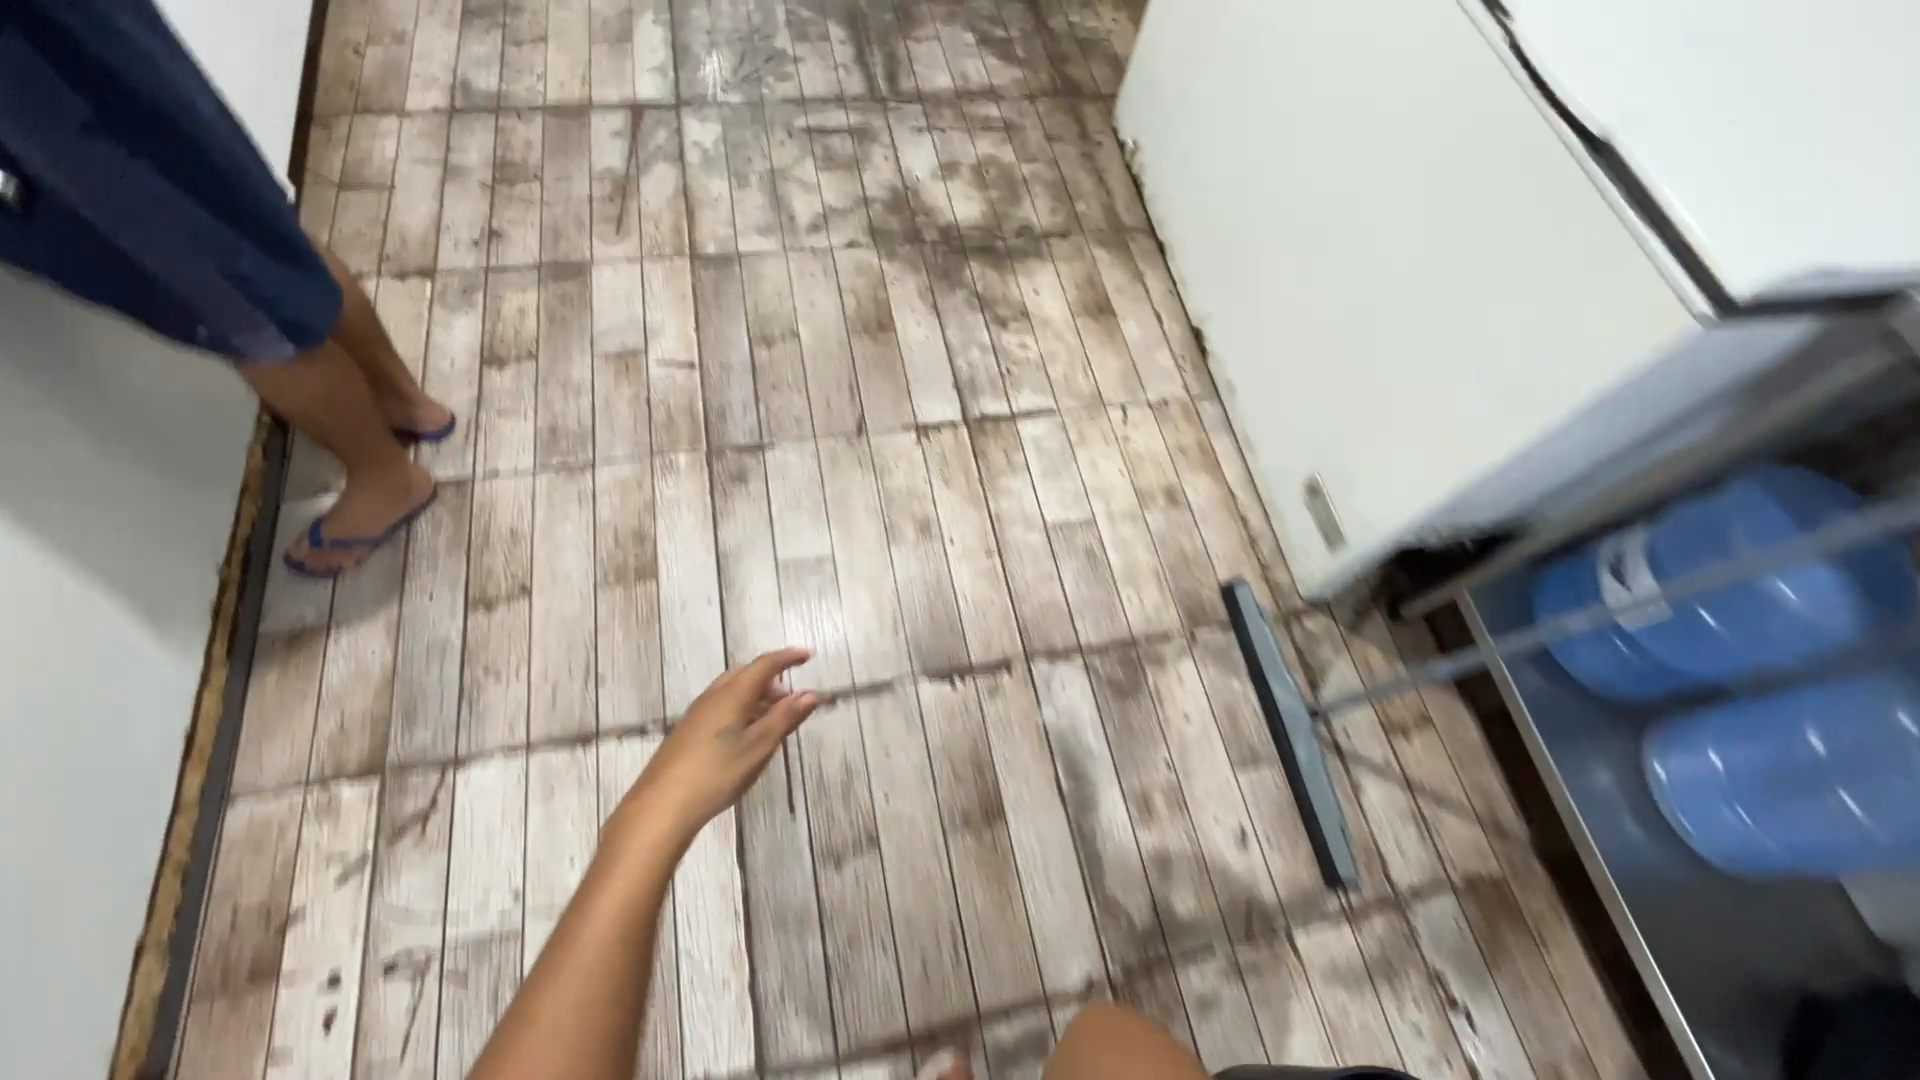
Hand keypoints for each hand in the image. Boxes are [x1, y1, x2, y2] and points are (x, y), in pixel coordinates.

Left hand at [613, 647, 821, 845]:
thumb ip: (786, 717)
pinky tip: (746, 735)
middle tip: (791, 699)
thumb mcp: (760, 746)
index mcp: (733, 693)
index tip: (808, 655)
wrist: (663, 804)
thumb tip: (810, 694)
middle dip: (772, 679)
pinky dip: (741, 709)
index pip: (765, 665)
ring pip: (732, 690)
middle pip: (746, 674)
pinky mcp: (688, 731)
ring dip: (756, 696)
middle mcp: (713, 695)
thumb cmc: (718, 772)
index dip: (788, 657)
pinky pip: (721, 706)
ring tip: (773, 720)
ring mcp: (697, 713)